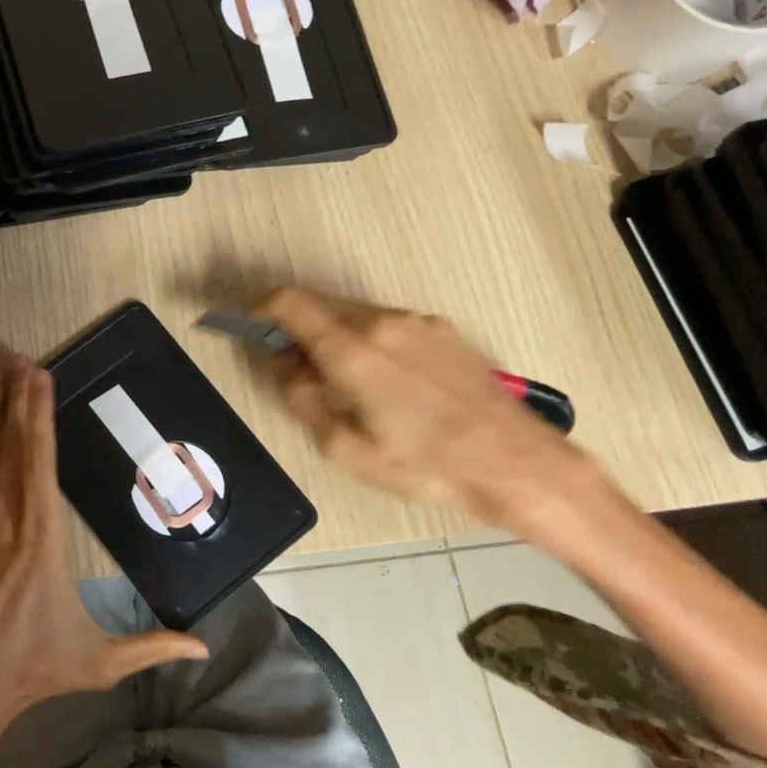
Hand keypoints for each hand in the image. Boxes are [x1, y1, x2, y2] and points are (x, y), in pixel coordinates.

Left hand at [0, 355, 208, 730]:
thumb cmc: (35, 666)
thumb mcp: (100, 663)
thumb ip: (152, 647)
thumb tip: (203, 648)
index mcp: (41, 540)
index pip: (38, 462)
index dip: (39, 415)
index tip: (40, 378)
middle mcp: (3, 521)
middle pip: (8, 445)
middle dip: (13, 397)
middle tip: (17, 356)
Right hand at [253, 287, 605, 532]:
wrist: (519, 465)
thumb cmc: (425, 465)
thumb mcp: (345, 448)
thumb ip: (303, 398)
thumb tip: (282, 365)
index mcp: (352, 349)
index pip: (289, 303)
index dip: (259, 309)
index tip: (247, 327)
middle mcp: (382, 322)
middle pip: (319, 305)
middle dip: (295, 328)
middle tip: (292, 368)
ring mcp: (418, 323)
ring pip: (354, 314)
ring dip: (332, 334)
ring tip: (339, 382)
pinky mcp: (444, 332)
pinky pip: (386, 324)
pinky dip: (365, 340)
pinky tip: (382, 383)